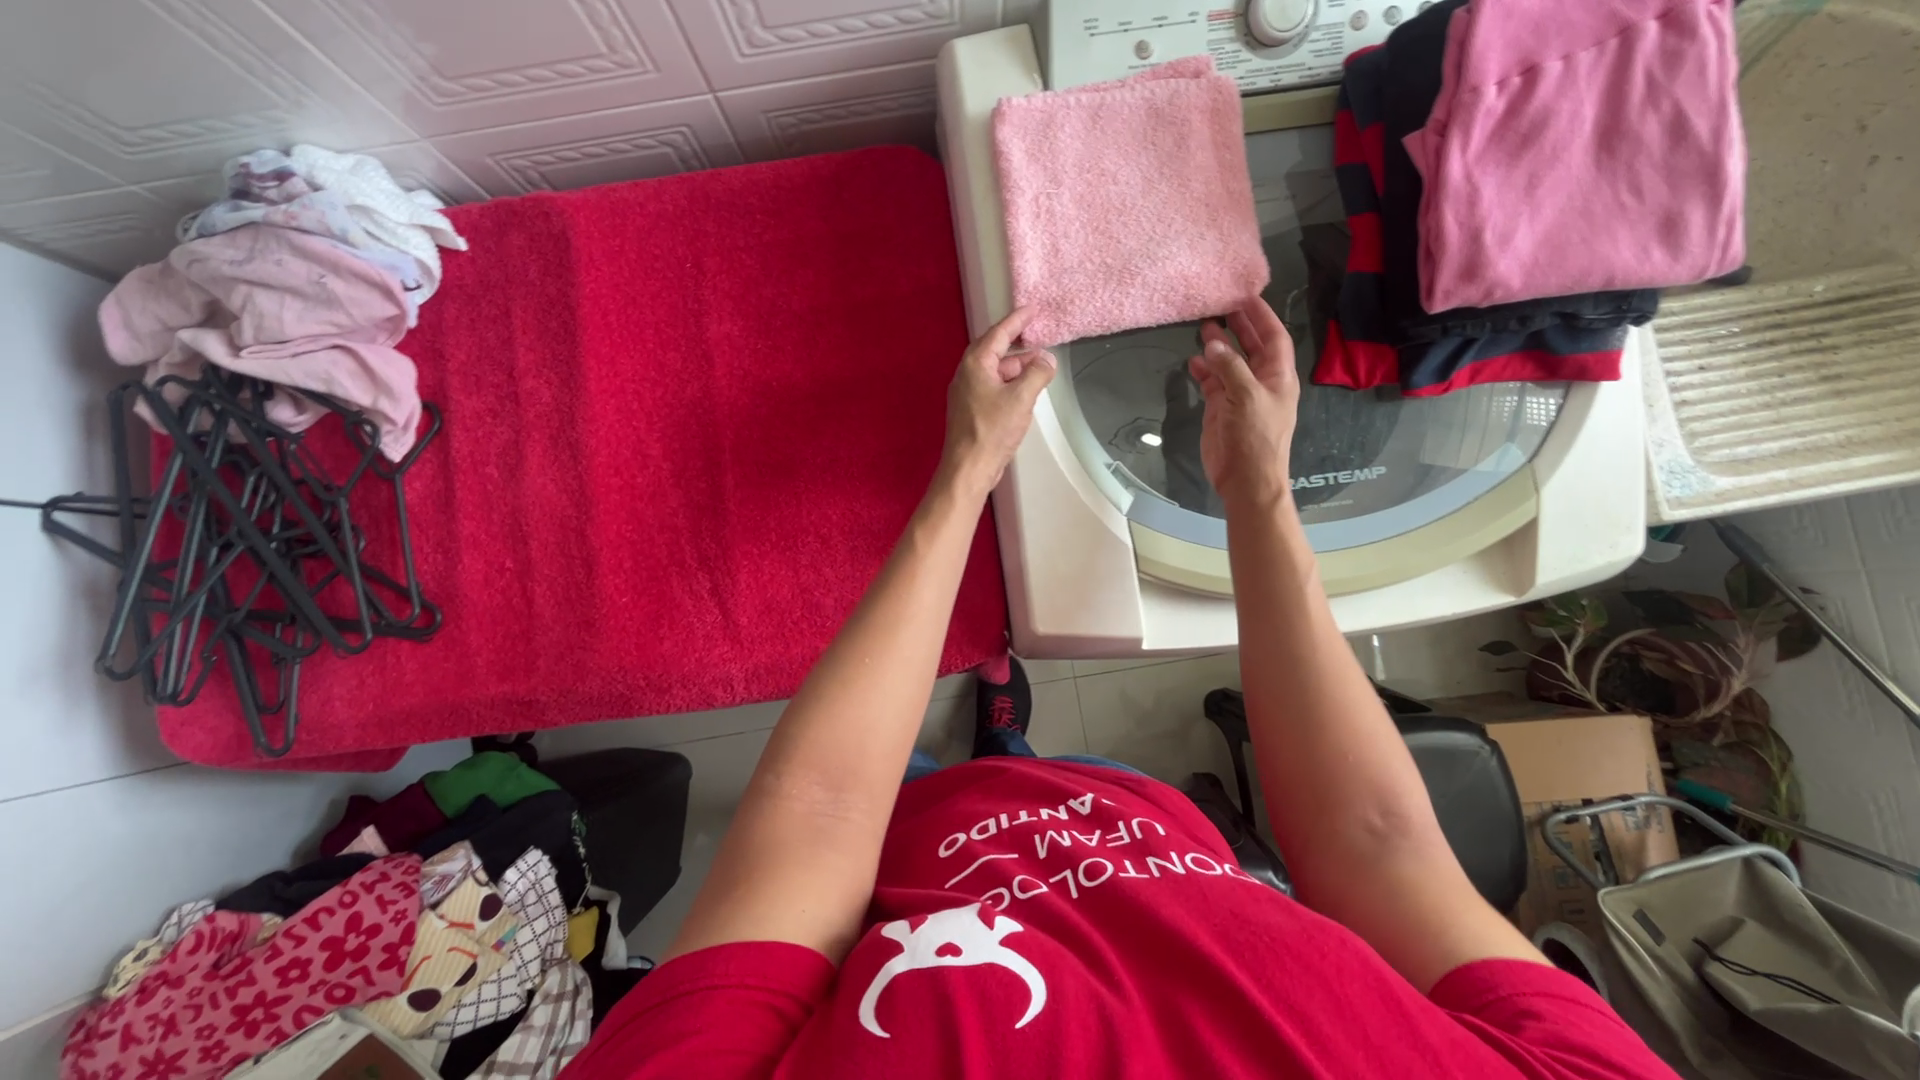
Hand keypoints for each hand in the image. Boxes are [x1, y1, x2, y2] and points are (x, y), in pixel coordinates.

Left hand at [941, 306, 1056, 497]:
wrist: (968, 467)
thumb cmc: (991, 432)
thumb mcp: (1022, 398)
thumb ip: (1037, 374)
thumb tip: (1047, 360)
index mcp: (976, 364)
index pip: (999, 333)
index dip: (1017, 321)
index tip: (1032, 311)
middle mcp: (967, 374)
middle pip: (994, 350)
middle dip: (1017, 344)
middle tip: (1036, 336)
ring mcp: (966, 393)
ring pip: (994, 370)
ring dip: (1016, 366)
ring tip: (1038, 366)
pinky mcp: (971, 410)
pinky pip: (992, 387)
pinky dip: (1009, 383)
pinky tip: (1024, 390)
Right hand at [1188, 296, 1299, 511]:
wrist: (1245, 480)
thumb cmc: (1255, 438)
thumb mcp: (1246, 397)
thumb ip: (1230, 367)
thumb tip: (1213, 344)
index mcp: (1278, 377)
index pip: (1274, 337)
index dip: (1262, 316)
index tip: (1245, 296)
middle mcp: (1261, 382)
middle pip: (1252, 347)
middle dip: (1238, 327)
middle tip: (1220, 305)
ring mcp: (1240, 396)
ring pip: (1230, 363)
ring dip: (1218, 347)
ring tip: (1202, 327)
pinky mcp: (1221, 410)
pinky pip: (1214, 383)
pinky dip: (1204, 371)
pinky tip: (1194, 362)